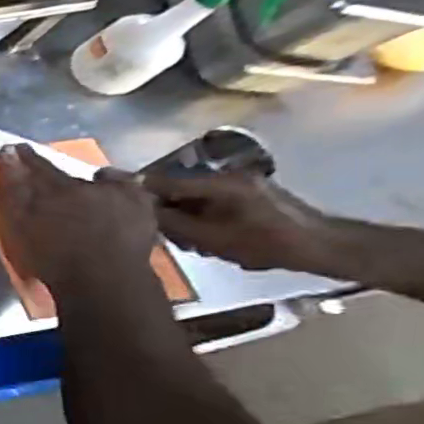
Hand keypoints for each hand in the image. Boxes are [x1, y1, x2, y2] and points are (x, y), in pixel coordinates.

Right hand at [0, 146, 158, 293]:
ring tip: (81, 193)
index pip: (35, 165)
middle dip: (52, 173)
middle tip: (46, 182)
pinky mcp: (140, 203)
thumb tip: (8, 154)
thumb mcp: (21, 227)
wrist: (104, 282)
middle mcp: (86, 183)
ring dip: (86, 181)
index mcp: (53, 189)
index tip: (13, 149)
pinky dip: (116, 186)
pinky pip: (126, 185)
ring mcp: (117, 192)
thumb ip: (13, 191)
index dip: (23, 157)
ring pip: (97, 178)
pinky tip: (111, 193)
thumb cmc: (54, 259)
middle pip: (64, 172)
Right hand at [145, 172, 345, 275]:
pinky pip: (207, 202)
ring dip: (182, 217)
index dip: (133, 183)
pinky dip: (198, 217)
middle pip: (176, 190)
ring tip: (190, 241)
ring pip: (191, 198)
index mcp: (219, 183)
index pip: (163, 181)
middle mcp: (227, 177)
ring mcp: (239, 184)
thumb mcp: (210, 238)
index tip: (101, 177)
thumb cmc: (266, 244)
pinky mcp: (246, 194)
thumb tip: (137, 208)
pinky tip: (206, 237)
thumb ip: (170, 221)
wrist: (322, 247)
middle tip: (161, 233)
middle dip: (163, 210)